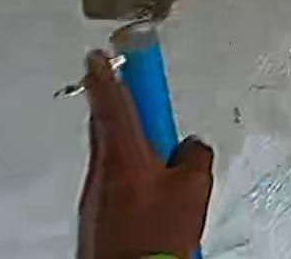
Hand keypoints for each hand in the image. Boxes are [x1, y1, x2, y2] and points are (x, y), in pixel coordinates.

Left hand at [79, 51, 212, 258]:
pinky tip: (156, 185)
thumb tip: (189, 146)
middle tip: (139, 89)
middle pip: (112, 127)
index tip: (98, 56)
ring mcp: (96, 199)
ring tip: (167, 156)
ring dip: (138, 143)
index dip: (107, 77)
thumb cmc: (159, 235)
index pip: (114, 105)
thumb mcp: (195, 183)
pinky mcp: (98, 218)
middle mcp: (102, 176)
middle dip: (128, 107)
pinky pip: (118, 179)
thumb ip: (195, 153)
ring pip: (117, 155)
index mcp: (124, 158)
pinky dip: (136, 169)